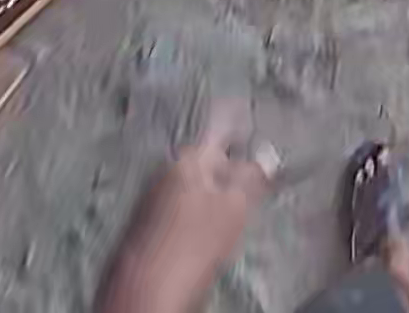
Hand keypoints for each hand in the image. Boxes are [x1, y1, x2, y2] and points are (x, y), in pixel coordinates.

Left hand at [95, 100, 277, 312]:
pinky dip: (200, 205)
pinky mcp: (146, 226)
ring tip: (239, 198)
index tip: (257, 114)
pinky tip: (209, 226)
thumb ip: (253, 176)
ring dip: (217, 184)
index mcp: (190, 157)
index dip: (241, 117)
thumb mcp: (234, 208)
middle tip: (257, 167)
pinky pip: (183, 202)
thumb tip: (267, 154)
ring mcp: (153, 196)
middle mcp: (168, 168)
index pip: (221, 123)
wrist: (141, 301)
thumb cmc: (192, 246)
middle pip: (208, 153)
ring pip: (195, 179)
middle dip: (232, 158)